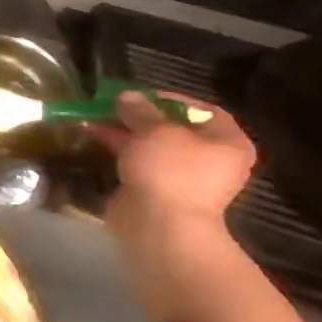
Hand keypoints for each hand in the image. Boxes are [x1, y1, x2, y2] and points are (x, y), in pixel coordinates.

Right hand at [91, 92, 256, 232]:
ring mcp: (181, 178)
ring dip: (123, 132)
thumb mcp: (155, 130)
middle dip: (139, 116)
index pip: (203, 111)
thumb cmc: (170, 172)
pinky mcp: (155, 191)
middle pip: (173, 129)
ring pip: (150, 147)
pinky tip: (94, 138)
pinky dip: (118, 151)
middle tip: (112, 106)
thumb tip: (127, 96)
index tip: (141, 94)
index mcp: (227, 142)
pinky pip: (136, 164)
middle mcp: (209, 160)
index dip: (171, 99)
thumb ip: (140, 110)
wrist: (159, 226)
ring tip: (94, 118)